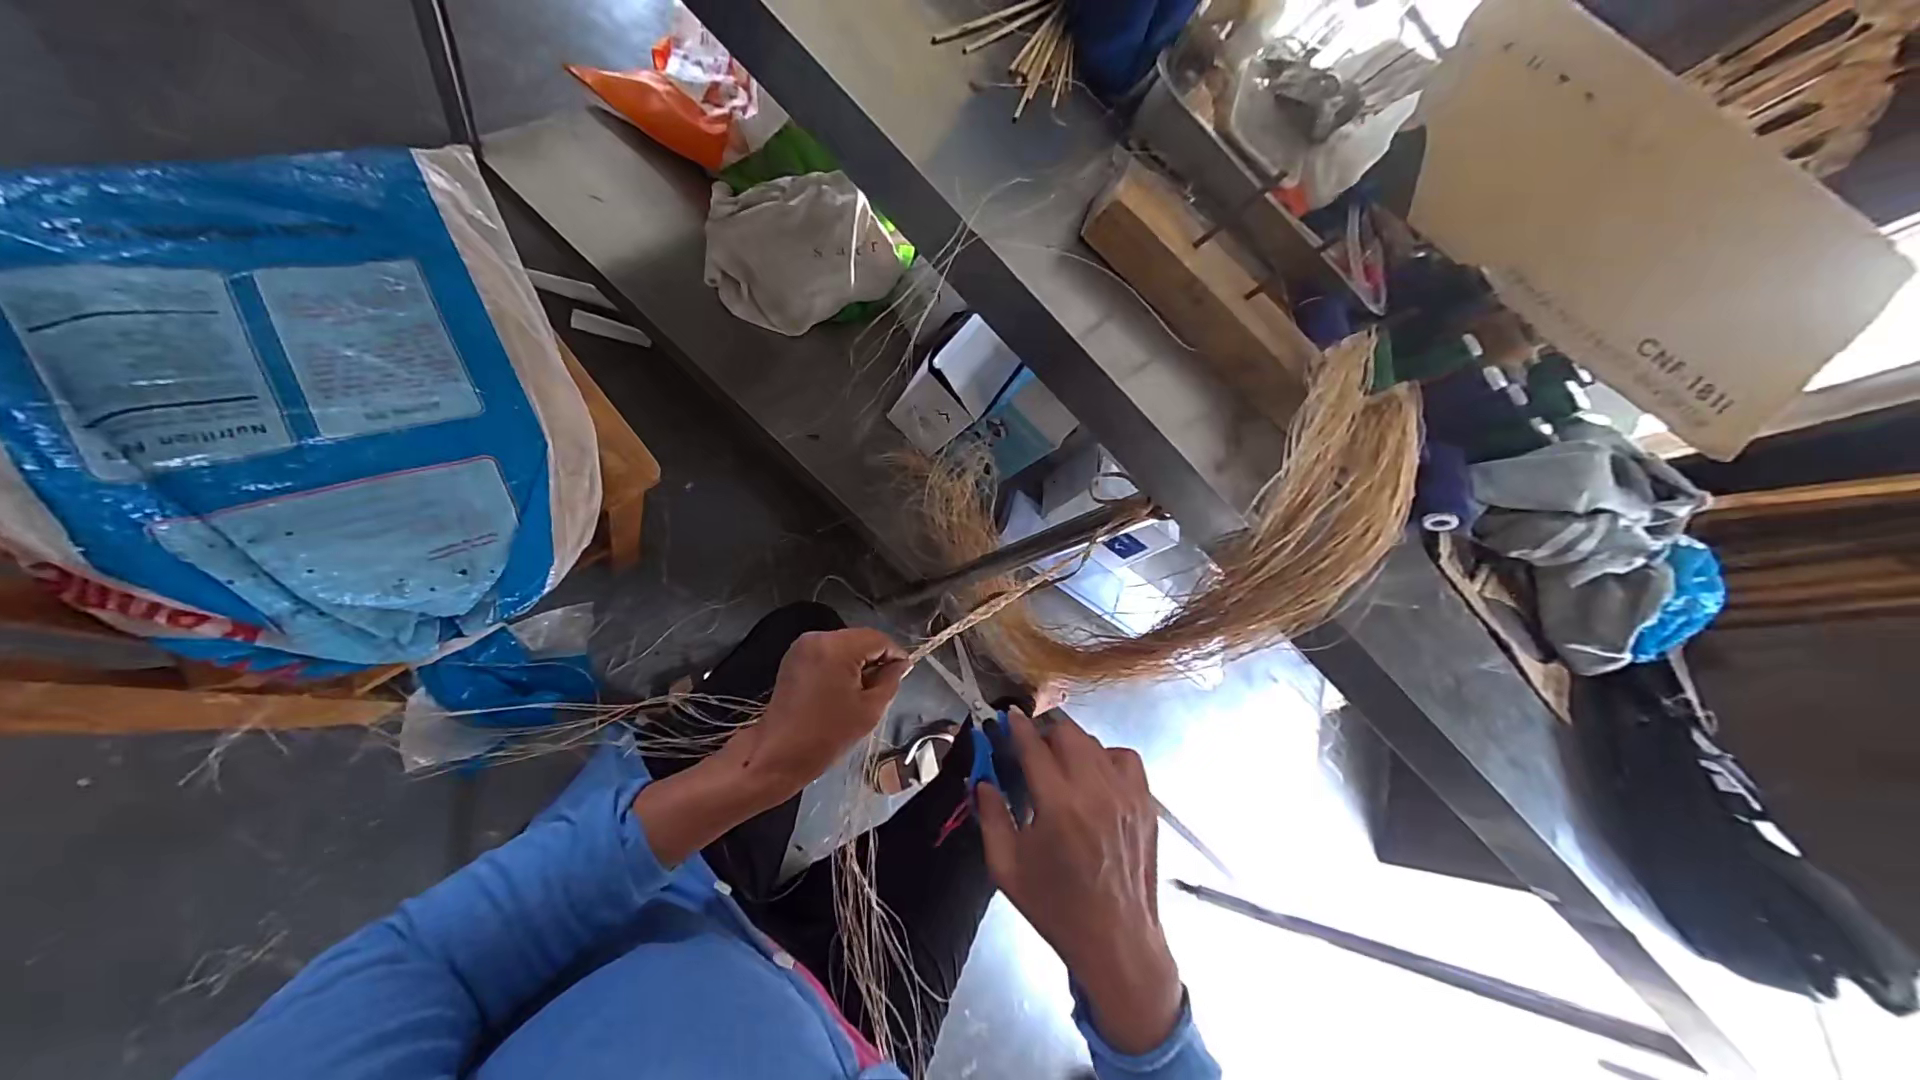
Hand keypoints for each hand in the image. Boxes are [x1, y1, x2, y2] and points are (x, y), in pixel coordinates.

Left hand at [720, 627, 908, 802]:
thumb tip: (900, 664)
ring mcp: (802, 646)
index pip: (878, 638)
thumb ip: (891, 680)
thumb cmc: (827, 734)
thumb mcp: (870, 709)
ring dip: (858, 662)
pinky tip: (842, 689)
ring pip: (844, 645)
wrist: (778, 754)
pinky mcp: (793, 658)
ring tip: (862, 691)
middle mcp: (817, 638)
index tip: (904, 672)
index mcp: (837, 647)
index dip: (895, 654)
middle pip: (860, 639)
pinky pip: (827, 653)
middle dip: (875, 658)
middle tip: (884, 686)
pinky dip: (840, 665)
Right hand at [977, 710, 1181, 1055]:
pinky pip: (1125, 758)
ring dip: (1071, 745)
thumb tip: (982, 779)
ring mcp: (1126, 794)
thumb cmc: (1056, 907)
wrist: (1117, 942)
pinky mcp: (1146, 803)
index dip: (1017, 726)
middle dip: (1043, 735)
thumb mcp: (1006, 867)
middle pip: (1066, 733)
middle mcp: (1095, 790)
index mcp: (1058, 805)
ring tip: (1060, 766)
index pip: (1033, 745)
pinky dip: (1106, 757)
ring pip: (1094, 742)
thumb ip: (990, 816)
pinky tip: (1094, 776)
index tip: (1008, 716)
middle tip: (1030, 751)